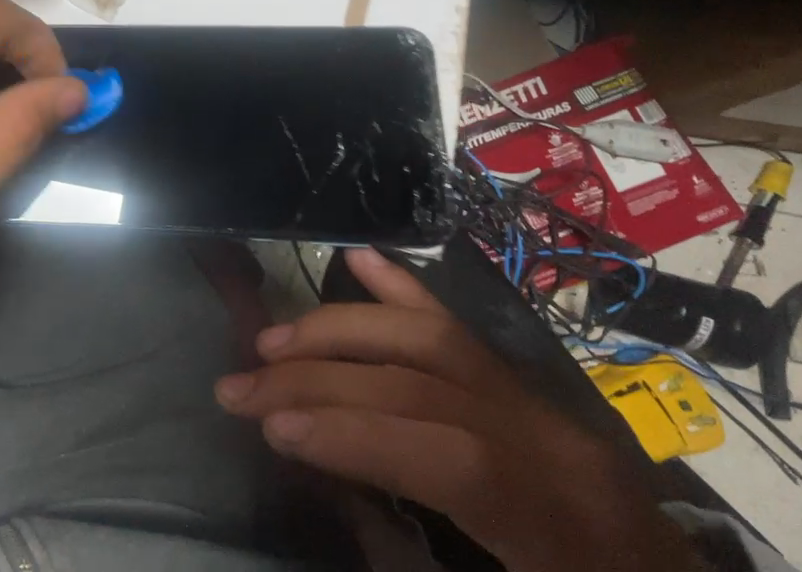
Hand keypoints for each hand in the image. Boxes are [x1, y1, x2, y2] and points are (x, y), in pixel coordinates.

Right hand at [215, 248, 709, 571]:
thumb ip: (412, 556)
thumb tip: (330, 482)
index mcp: (563, 521)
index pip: (453, 456)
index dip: (357, 436)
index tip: (274, 433)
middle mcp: (557, 446)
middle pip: (426, 385)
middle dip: (319, 381)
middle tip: (238, 389)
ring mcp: (547, 408)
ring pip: (435, 340)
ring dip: (341, 331)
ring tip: (271, 343)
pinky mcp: (534, 393)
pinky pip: (466, 330)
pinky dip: (407, 289)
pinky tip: (359, 258)